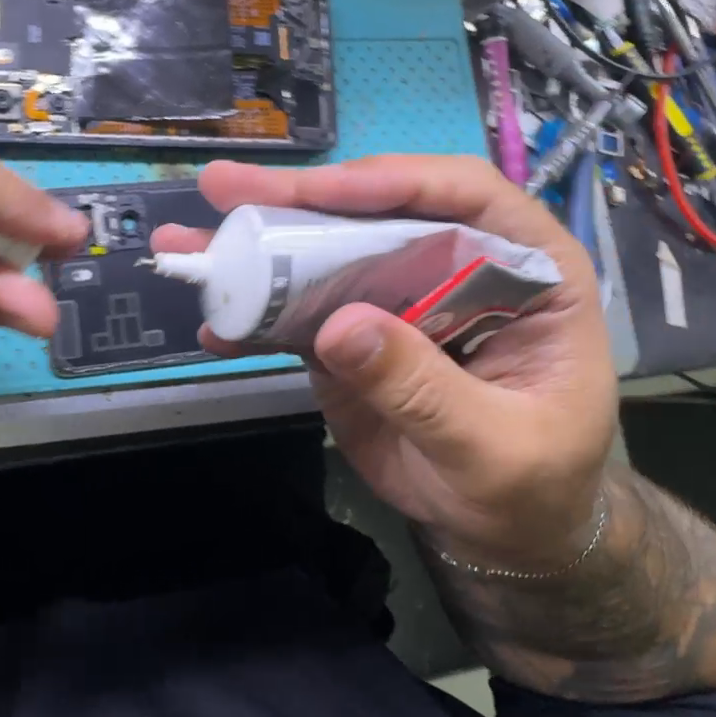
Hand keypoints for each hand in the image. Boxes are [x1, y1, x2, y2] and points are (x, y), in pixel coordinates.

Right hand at [152, 157, 617, 571]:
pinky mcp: (351, 333)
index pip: (464, 197)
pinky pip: (296, 314)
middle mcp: (453, 264)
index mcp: (524, 269)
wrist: (503, 532)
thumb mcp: (494, 446)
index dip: (392, 184)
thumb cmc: (531, 484)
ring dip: (252, 247)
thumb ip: (422, 386)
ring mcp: (394, 296)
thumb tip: (339, 325)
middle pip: (373, 210)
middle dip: (295, 199)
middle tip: (223, 186)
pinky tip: (214, 327)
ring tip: (183, 239)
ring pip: (322, 254)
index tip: (320, 194)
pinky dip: (253, 320)